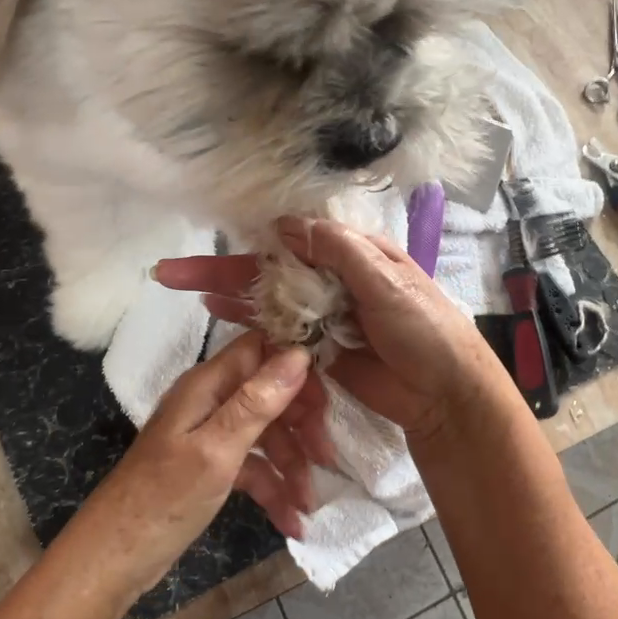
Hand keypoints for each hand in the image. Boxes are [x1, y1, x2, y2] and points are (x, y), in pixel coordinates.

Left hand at [93, 332, 323, 565]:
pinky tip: (291, 520)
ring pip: (267, 435)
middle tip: (327, 459)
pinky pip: (254, 467)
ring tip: (309, 505)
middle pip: (271, 394)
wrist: (114, 558)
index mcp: (208, 385)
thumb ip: (258, 402)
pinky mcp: (212, 468)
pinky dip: (273, 489)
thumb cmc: (163, 499)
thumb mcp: (217, 450)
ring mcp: (211, 436)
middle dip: (302, 424)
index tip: (330, 394)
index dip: (297, 364)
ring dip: (292, 466)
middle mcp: (211, 401)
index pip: (262, 349)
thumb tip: (300, 353)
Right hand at [154, 216, 509, 443]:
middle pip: (270, 271)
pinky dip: (248, 324)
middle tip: (170, 272)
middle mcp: (334, 280)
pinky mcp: (319, 352)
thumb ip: (339, 253)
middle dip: (222, 268)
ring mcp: (324, 317)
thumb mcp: (388, 283)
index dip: (252, 240)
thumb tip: (287, 225)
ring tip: (179, 287)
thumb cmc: (427, 329)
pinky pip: (277, 334)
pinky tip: (216, 315)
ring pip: (267, 301)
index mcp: (354, 254)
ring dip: (226, 294)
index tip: (214, 239)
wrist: (447, 394)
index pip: (294, 239)